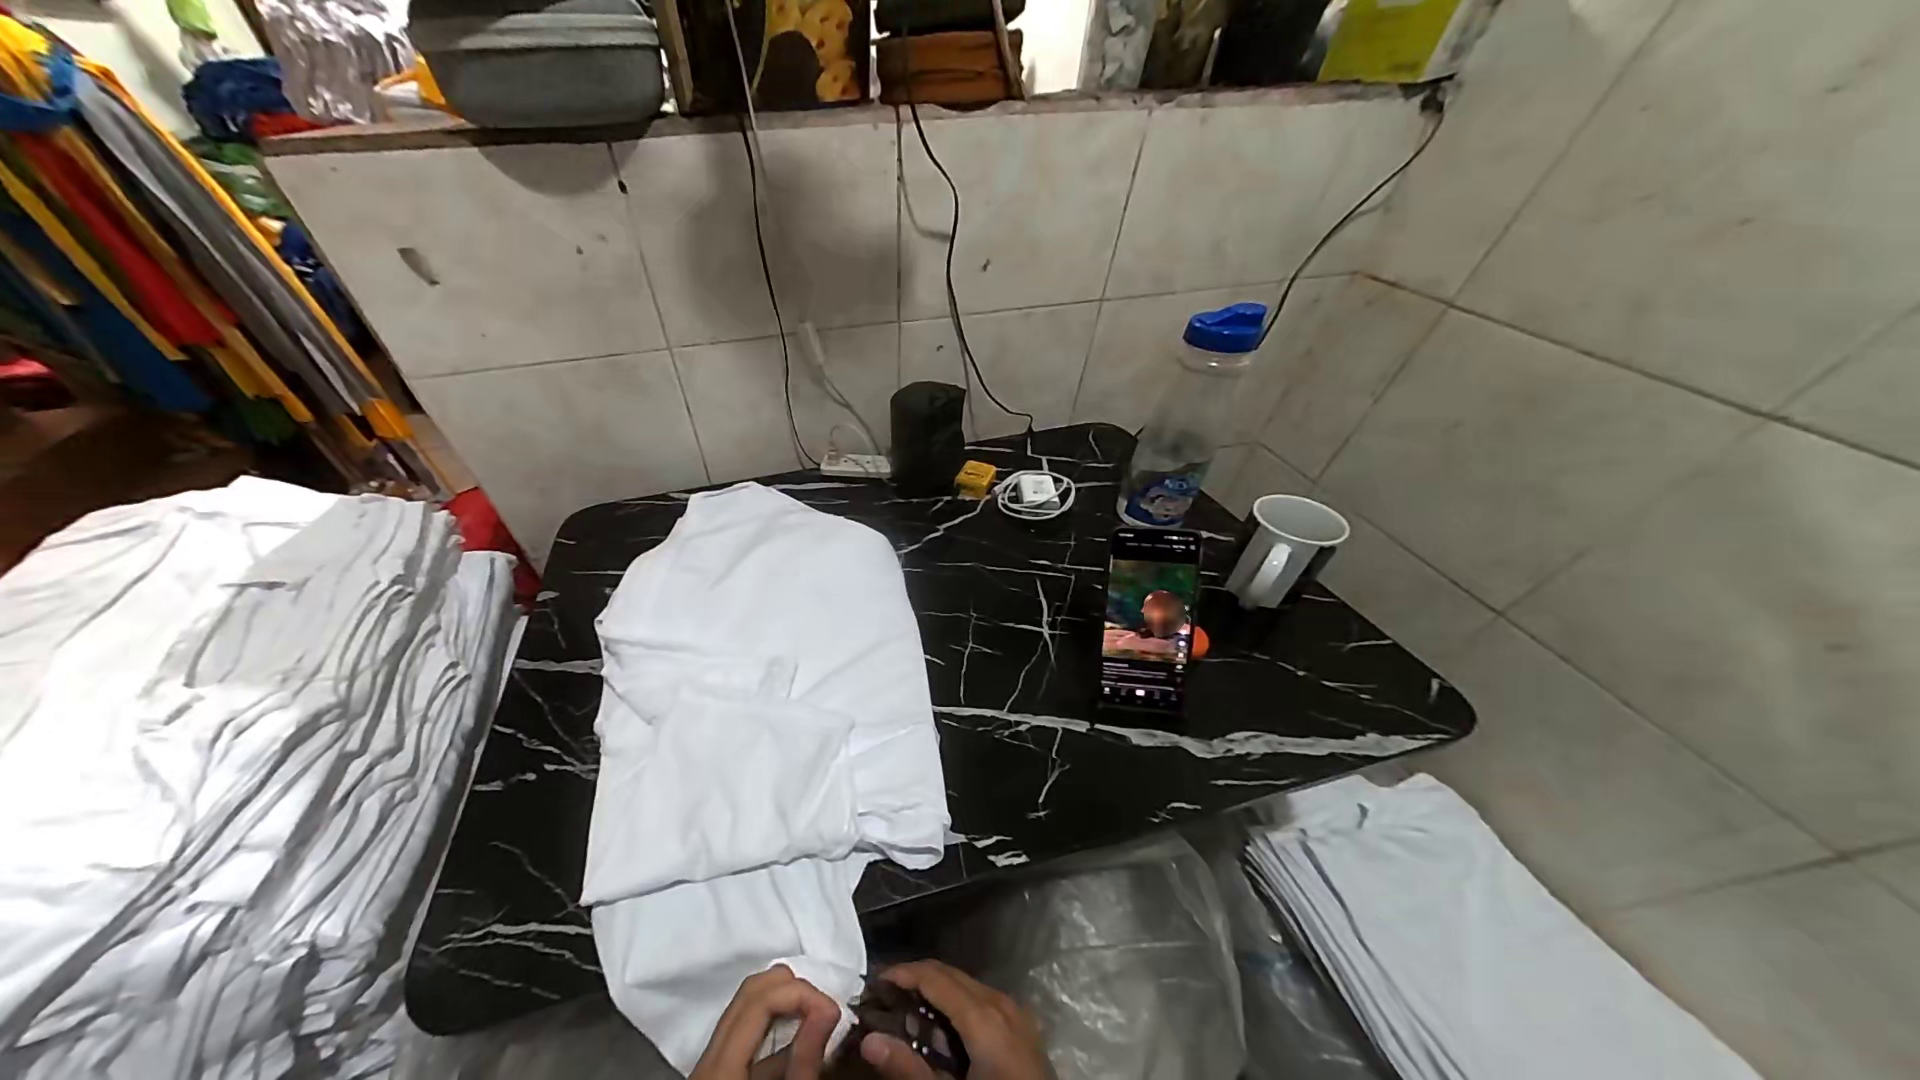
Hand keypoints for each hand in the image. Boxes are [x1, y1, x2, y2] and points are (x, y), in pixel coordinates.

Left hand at [689, 965, 839, 1079]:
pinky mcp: (720, 1069)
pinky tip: (802, 1036)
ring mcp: (711, 1060)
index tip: (833, 1011)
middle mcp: (708, 1055)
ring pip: (748, 1004)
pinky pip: (748, 1029)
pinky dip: (777, 1022)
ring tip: (817, 1018)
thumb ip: (804, 1062)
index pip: (760, 1000)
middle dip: (794, 989)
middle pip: (751, 991)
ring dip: (786, 1000)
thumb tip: (830, 1007)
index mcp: (718, 1066)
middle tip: (825, 1010)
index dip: (801, 994)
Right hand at [857, 961, 1051, 1079]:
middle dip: (916, 980)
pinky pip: (983, 1001)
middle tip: (884, 998)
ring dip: (936, 992)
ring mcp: (1016, 1012)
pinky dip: (957, 1005)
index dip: (902, 973)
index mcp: (983, 1015)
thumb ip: (908, 1069)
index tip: (873, 983)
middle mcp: (1000, 1002)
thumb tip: (869, 1041)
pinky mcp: (1022, 1027)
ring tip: (906, 1013)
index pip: (934, 976)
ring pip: (967, 985)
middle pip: (951, 975)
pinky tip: (941, 1030)